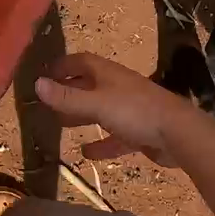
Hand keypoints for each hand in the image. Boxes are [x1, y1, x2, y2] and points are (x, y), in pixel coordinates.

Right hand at [34, 52, 202, 166]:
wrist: (178, 133)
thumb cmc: (134, 111)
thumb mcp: (96, 104)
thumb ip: (67, 97)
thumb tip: (37, 84)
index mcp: (105, 73)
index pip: (79, 62)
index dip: (61, 66)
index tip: (43, 75)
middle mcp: (115, 86)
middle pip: (87, 84)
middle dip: (68, 91)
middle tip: (47, 102)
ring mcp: (128, 109)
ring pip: (99, 110)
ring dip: (81, 116)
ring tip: (61, 124)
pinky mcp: (138, 131)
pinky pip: (114, 135)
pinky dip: (101, 143)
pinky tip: (87, 154)